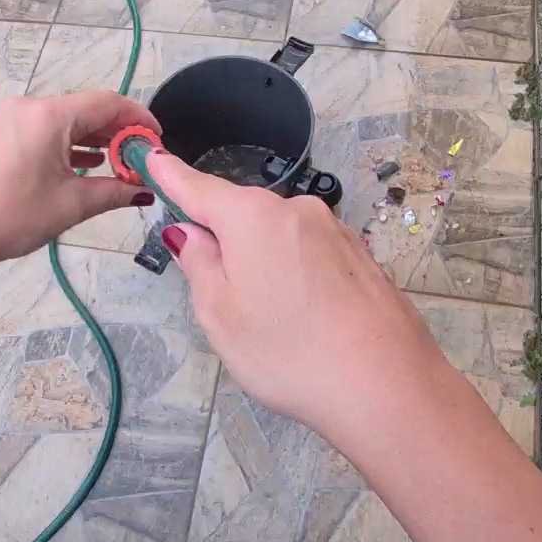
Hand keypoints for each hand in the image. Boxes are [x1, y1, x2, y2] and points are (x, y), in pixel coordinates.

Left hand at [0, 91, 158, 271]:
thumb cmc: (11, 215)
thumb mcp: (71, 205)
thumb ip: (113, 192)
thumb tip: (143, 191)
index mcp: (49, 115)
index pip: (108, 103)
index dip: (139, 119)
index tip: (157, 139)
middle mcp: (28, 107)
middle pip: (85, 110)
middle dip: (117, 133)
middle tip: (139, 158)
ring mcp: (7, 120)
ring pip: (62, 122)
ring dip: (92, 140)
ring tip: (115, 166)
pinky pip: (41, 132)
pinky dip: (66, 146)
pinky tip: (79, 167)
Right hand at [144, 152, 455, 436]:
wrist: (388, 385)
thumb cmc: (290, 354)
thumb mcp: (221, 315)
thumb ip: (199, 263)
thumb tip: (188, 231)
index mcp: (253, 216)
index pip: (199, 188)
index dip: (172, 175)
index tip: (153, 157)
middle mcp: (297, 209)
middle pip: (242, 215)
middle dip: (224, 242)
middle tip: (224, 300)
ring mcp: (335, 229)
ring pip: (279, 236)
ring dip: (264, 262)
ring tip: (273, 322)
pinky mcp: (361, 255)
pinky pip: (310, 253)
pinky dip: (297, 274)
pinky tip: (307, 318)